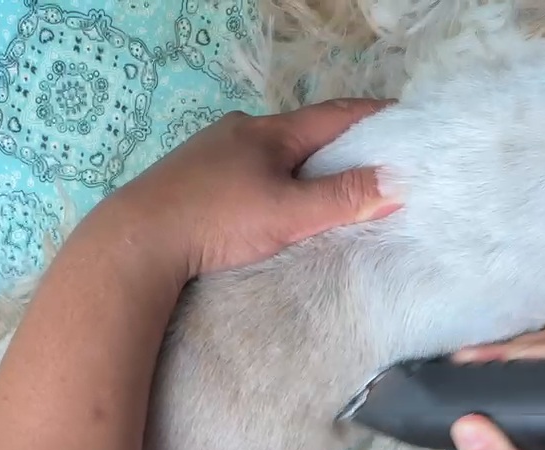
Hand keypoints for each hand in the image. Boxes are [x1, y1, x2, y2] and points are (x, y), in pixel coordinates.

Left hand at [97, 100, 401, 279]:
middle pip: (302, 132)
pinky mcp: (193, 177)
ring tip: (322, 186)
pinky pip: (246, 170)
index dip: (373, 118)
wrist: (141, 239)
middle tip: (370, 162)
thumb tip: (396, 184)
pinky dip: (270, 179)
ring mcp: (212, 152)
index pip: (335, 116)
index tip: (404, 124)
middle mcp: (241, 131)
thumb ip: (341, 200)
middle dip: (337, 145)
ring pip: (270, 152)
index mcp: (271, 132)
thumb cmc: (217, 220)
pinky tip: (268, 199)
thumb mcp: (287, 213)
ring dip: (300, 164)